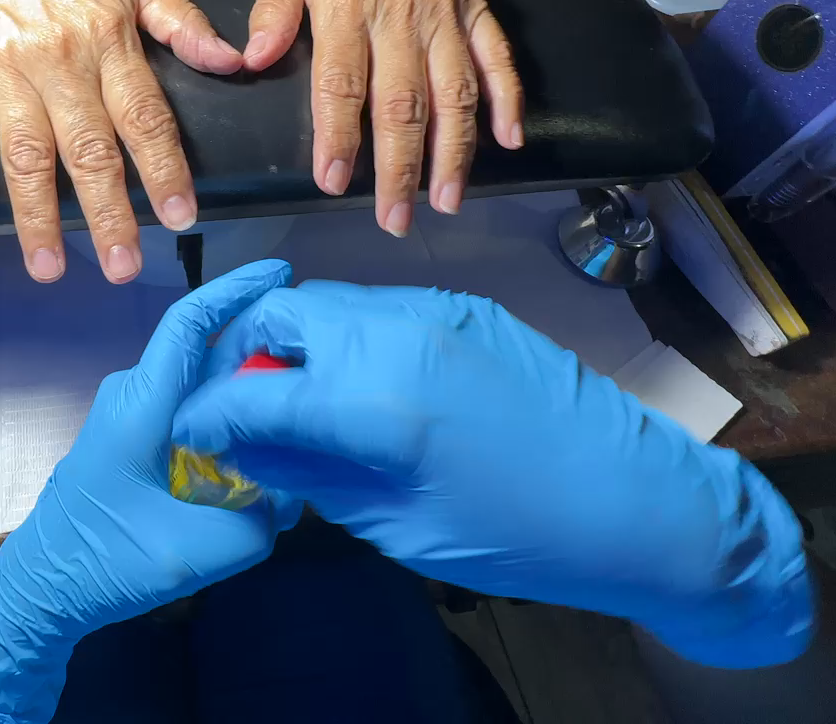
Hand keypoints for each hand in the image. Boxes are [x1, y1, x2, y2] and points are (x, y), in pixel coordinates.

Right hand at [0, 0, 242, 283]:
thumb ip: (183, 23)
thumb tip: (232, 62)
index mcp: (109, 42)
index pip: (143, 117)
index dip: (164, 169)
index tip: (180, 217)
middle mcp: (60, 64)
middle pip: (87, 149)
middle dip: (106, 213)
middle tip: (121, 266)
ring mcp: (7, 72)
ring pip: (24, 154)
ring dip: (36, 215)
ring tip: (48, 266)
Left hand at [0, 261, 298, 723]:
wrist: (45, 586)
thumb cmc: (110, 561)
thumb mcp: (203, 549)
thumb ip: (262, 515)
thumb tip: (292, 489)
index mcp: (141, 403)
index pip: (189, 324)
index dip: (235, 290)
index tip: (279, 272)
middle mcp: (133, 391)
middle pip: (204, 352)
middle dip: (257, 351)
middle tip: (312, 368)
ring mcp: (129, 408)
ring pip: (197, 382)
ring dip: (241, 390)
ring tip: (292, 411)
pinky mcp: (132, 429)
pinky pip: (184, 406)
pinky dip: (221, 414)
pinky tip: (254, 445)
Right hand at [172, 282, 813, 668]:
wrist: (643, 502)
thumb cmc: (516, 537)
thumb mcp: (395, 523)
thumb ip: (306, 473)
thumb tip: (241, 447)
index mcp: (379, 406)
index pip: (255, 393)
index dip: (209, 411)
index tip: (191, 427)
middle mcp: (396, 335)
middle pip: (278, 312)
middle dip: (243, 351)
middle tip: (244, 396)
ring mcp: (431, 308)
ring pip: (323, 300)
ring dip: (292, 338)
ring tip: (299, 387)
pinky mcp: (459, 302)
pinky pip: (372, 305)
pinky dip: (342, 334)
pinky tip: (358, 375)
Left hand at [247, 0, 522, 233]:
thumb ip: (271, 12)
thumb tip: (252, 59)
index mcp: (346, 5)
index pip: (341, 82)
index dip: (338, 134)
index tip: (334, 182)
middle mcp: (400, 14)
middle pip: (402, 101)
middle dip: (399, 166)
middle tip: (394, 218)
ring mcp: (445, 12)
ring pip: (455, 90)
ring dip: (454, 150)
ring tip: (448, 200)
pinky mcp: (476, 5)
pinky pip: (497, 55)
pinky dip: (509, 98)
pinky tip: (510, 140)